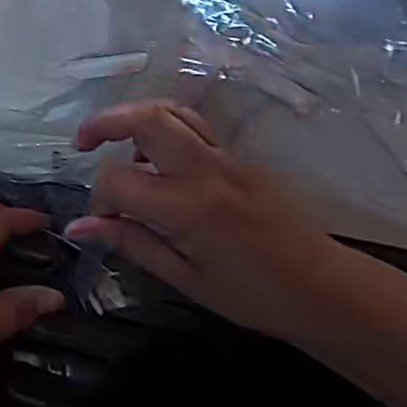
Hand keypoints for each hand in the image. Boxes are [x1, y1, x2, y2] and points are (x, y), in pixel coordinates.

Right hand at [64, 100, 344, 336]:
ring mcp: (225, 156)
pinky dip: (162, 126)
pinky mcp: (238, 153)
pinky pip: (192, 124)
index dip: (99, 198)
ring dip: (132, 117)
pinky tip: (155, 153)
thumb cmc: (254, 296)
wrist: (327, 290)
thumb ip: (130, 243)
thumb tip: (79, 226)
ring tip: (114, 142)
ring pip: (169, 110)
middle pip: (145, 118)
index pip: (119, 180)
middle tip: (82, 141)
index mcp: (189, 208)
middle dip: (103, 122)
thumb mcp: (185, 278)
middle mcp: (205, 170)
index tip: (102, 220)